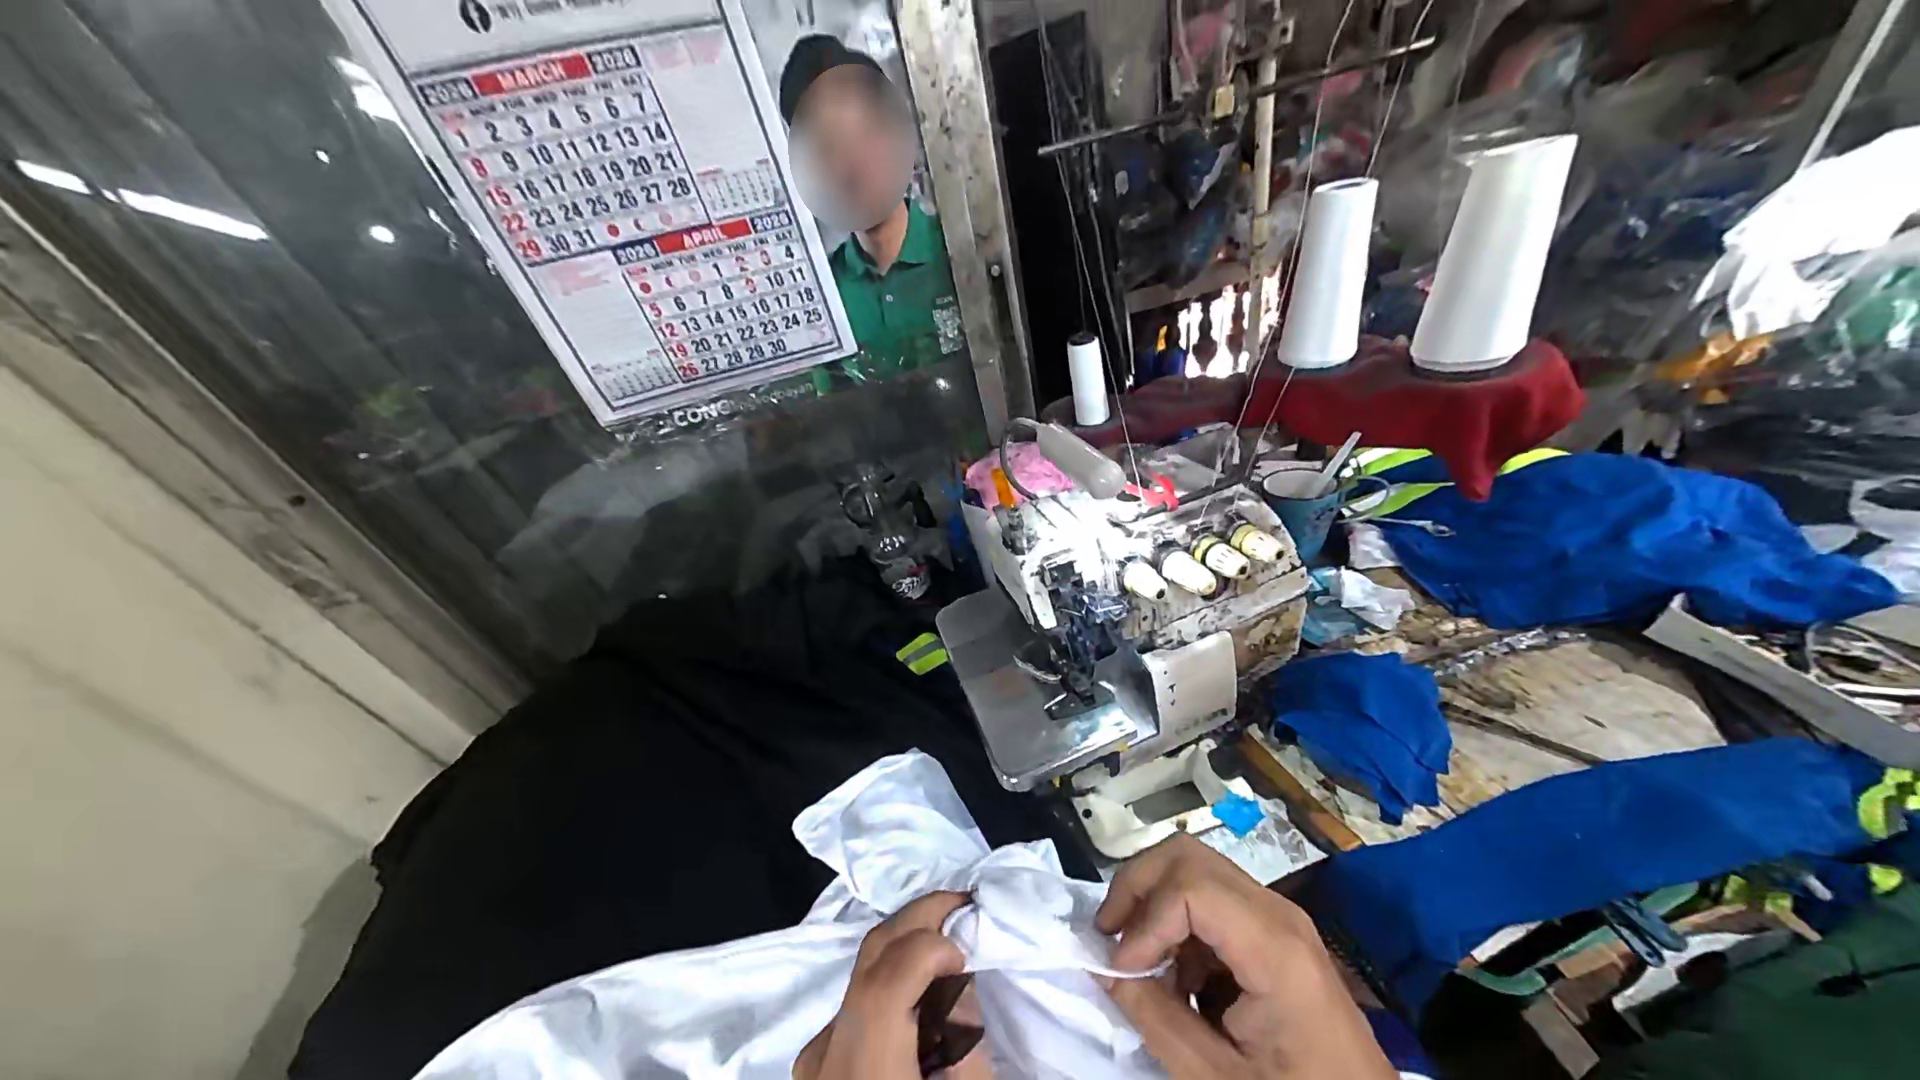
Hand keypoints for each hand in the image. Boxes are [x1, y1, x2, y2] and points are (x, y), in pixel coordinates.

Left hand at [794, 891, 989, 1079]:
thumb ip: (960, 1034)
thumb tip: (954, 972)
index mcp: (864, 1070)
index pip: (887, 976)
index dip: (929, 945)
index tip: (967, 950)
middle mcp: (826, 1054)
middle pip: (871, 956)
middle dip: (921, 917)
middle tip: (965, 905)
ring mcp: (814, 1058)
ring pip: (863, 971)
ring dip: (907, 943)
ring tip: (949, 935)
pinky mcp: (816, 1063)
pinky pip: (857, 1001)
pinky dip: (892, 977)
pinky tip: (921, 985)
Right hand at [1097, 834, 1396, 1079]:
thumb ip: (1154, 1017)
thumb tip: (1104, 967)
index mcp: (1275, 948)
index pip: (1190, 887)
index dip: (1145, 919)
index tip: (1121, 968)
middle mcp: (1276, 912)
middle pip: (1187, 857)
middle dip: (1137, 887)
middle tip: (1109, 934)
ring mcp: (1275, 915)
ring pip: (1193, 867)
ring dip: (1152, 900)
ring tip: (1134, 952)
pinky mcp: (1270, 927)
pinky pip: (1207, 895)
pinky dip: (1173, 918)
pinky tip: (1168, 969)